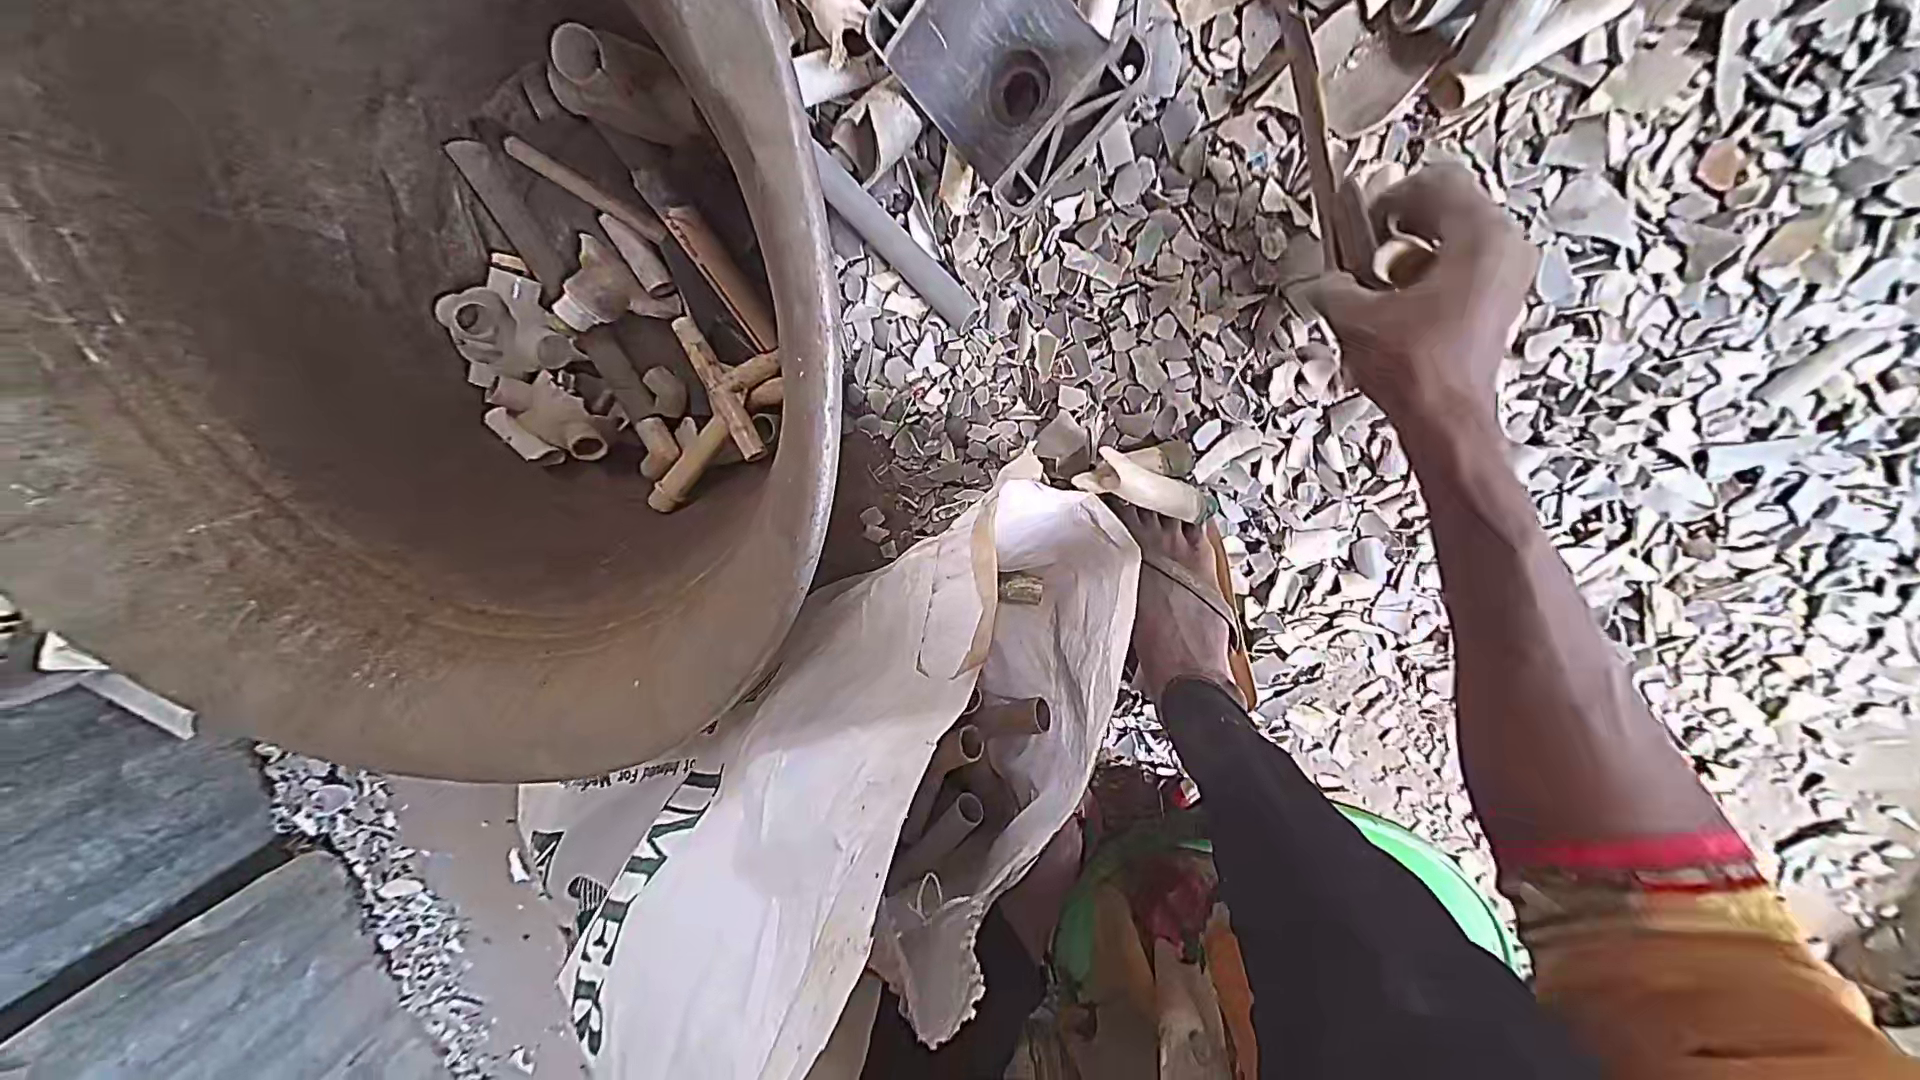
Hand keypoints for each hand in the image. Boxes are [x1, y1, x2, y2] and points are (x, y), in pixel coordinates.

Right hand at [1299, 166, 1537, 430]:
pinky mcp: (1494, 303)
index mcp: (1481, 238)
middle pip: (1446, 210)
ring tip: (1376, 288)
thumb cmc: (1418, 371)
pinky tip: (1395, 308)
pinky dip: (1423, 279)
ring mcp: (1505, 277)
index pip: (1436, 182)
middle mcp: (1504, 249)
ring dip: (1406, 258)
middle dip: (1396, 231)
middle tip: (1363, 254)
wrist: (1443, 417)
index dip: (1387, 198)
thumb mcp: (1357, 319)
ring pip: (1450, 242)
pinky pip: (1457, 270)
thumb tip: (1326, 280)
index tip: (1360, 218)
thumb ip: (1334, 287)